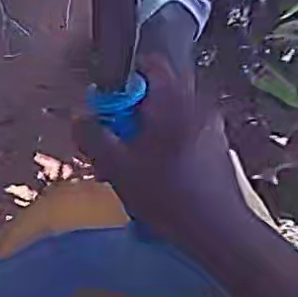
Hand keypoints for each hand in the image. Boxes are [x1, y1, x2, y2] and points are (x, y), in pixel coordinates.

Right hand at [73, 54, 258, 251]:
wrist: (217, 230)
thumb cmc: (165, 193)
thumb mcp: (116, 164)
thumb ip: (92, 135)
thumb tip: (80, 118)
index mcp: (175, 104)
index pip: (149, 66)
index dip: (120, 81)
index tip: (103, 108)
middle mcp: (197, 107)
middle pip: (151, 94)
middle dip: (123, 114)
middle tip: (106, 143)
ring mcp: (208, 126)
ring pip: (160, 116)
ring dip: (135, 134)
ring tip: (120, 164)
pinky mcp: (211, 146)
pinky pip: (174, 132)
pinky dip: (153, 145)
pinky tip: (142, 173)